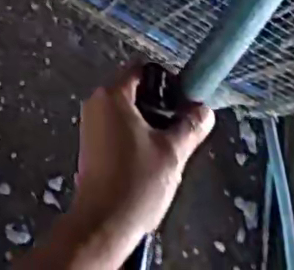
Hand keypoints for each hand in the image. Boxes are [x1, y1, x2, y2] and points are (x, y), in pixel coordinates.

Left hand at [65, 67, 214, 253]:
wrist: (102, 224)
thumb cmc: (135, 183)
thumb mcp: (172, 153)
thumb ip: (191, 126)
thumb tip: (204, 110)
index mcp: (112, 94)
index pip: (140, 68)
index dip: (164, 80)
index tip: (181, 101)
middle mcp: (96, 102)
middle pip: (132, 88)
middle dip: (157, 105)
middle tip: (177, 127)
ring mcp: (89, 122)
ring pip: (124, 109)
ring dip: (146, 122)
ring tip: (164, 148)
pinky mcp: (89, 143)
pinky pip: (114, 126)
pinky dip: (131, 135)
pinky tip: (146, 160)